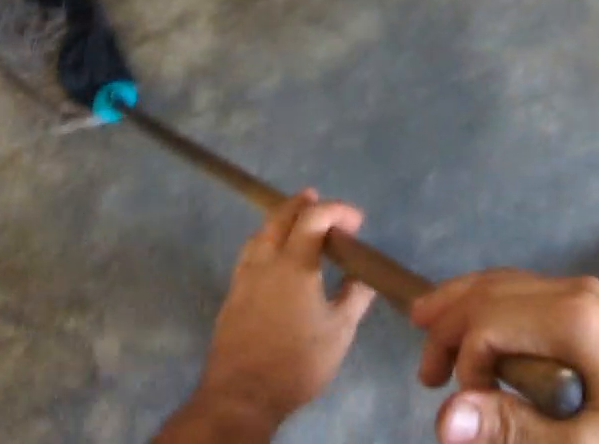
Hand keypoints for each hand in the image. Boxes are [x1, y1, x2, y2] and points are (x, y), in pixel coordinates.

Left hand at [166, 191, 377, 439]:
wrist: (241, 397)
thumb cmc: (296, 361)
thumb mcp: (339, 332)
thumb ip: (355, 297)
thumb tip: (366, 276)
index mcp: (294, 264)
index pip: (314, 217)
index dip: (337, 210)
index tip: (356, 221)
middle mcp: (265, 262)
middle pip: (280, 216)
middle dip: (302, 203)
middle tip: (320, 201)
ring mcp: (244, 279)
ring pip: (260, 235)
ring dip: (280, 222)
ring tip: (297, 228)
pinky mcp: (232, 298)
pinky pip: (249, 256)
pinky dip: (266, 245)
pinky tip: (274, 263)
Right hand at [412, 271, 598, 443]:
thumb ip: (516, 429)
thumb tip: (445, 416)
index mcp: (573, 317)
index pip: (491, 322)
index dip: (464, 363)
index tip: (465, 411)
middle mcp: (575, 290)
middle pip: (494, 289)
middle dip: (451, 321)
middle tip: (423, 370)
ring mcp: (586, 293)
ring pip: (509, 283)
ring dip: (467, 305)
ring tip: (429, 325)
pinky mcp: (592, 305)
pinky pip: (527, 292)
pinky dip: (494, 305)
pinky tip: (482, 326)